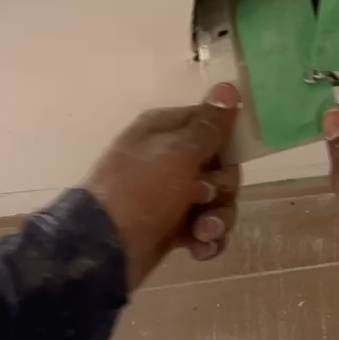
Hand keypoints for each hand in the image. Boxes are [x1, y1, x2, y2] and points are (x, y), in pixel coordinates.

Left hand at [83, 83, 241, 289]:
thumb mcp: (178, 154)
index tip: (236, 156)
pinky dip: (207, 240)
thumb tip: (229, 86)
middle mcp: (170, 160)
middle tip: (206, 198)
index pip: (213, 125)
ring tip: (203, 232)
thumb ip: (209, 126)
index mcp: (166, 132)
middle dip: (223, 189)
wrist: (102, 253)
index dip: (228, 141)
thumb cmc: (140, 191)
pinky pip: (206, 229)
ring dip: (218, 219)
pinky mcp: (173, 228)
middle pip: (222, 168)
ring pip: (218, 202)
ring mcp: (172, 196)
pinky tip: (198, 249)